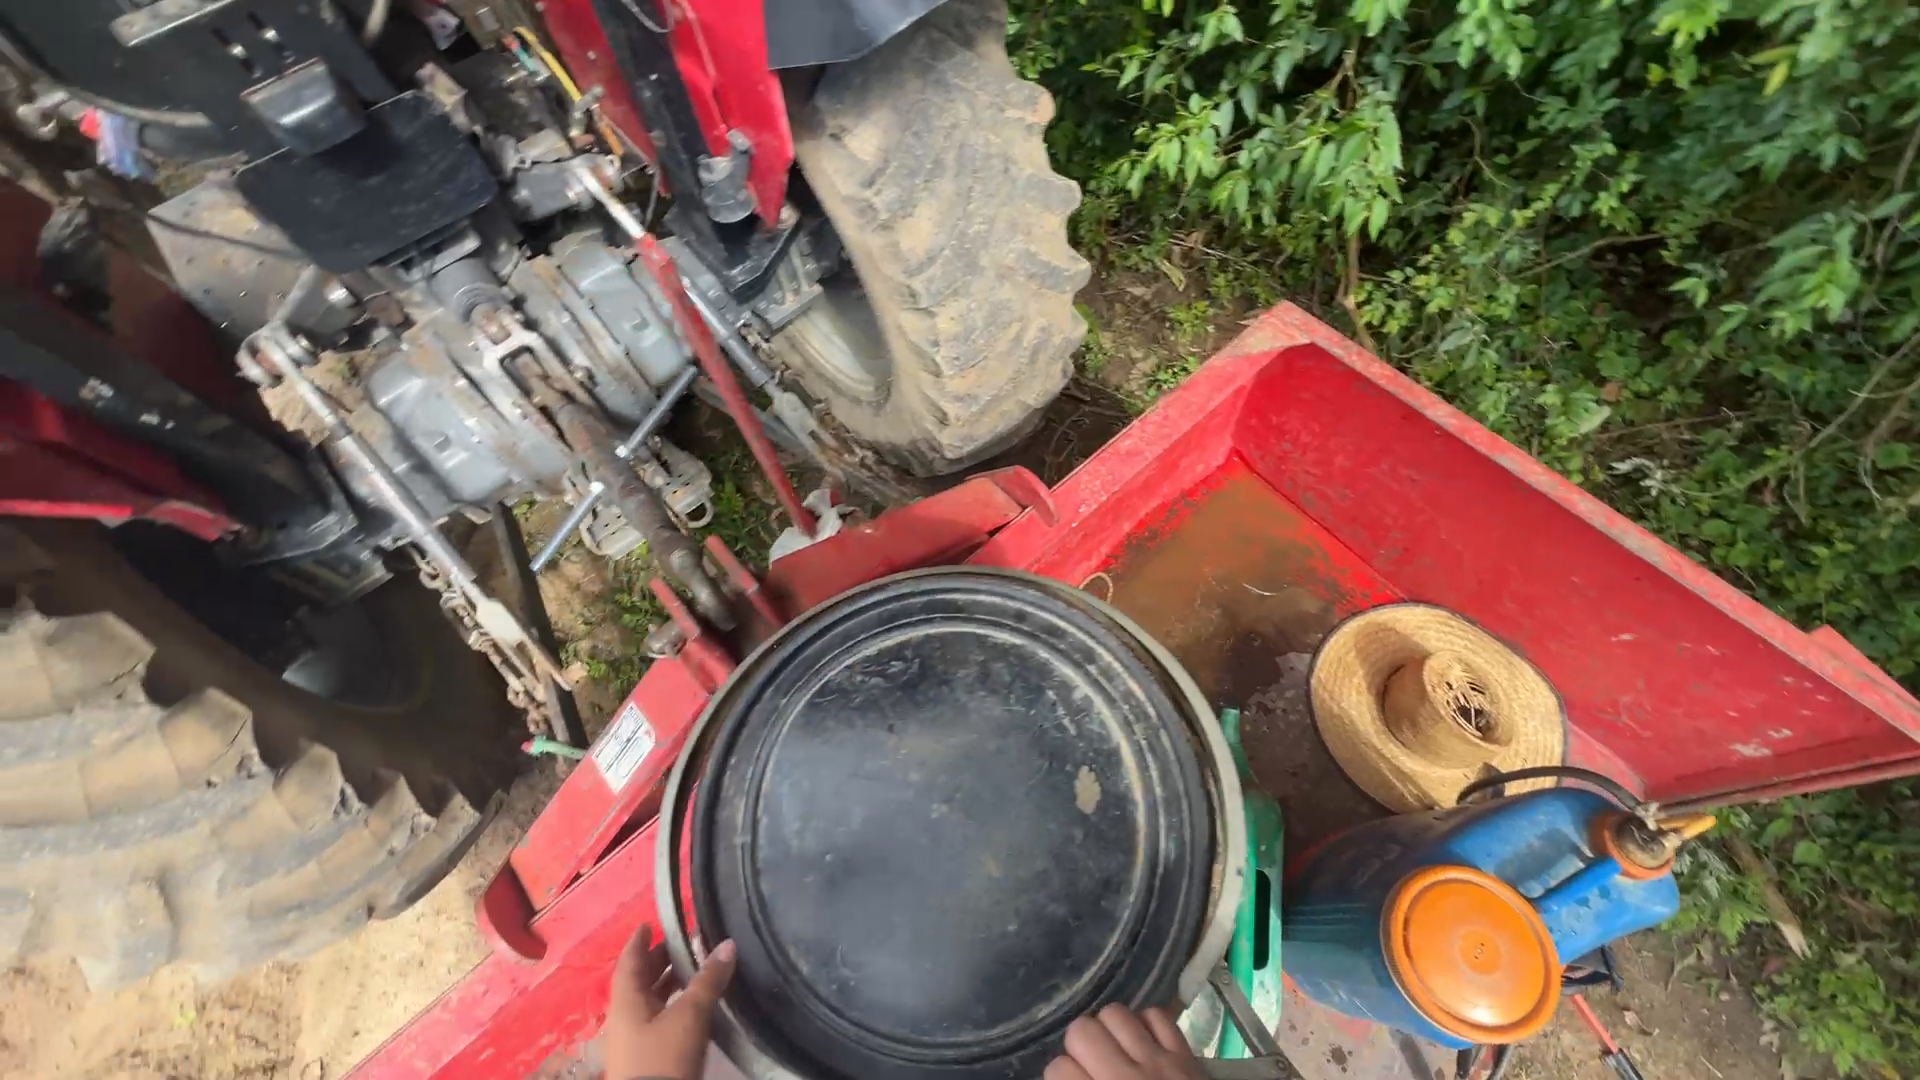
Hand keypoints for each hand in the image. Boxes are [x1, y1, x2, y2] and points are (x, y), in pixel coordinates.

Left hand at [603, 926, 737, 1079]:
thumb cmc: (664, 1058)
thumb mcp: (690, 1015)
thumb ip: (708, 979)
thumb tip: (727, 944)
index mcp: (626, 1002)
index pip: (629, 962)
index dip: (639, 941)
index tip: (648, 923)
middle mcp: (625, 1018)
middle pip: (639, 981)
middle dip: (659, 960)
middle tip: (682, 942)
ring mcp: (633, 1041)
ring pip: (649, 1001)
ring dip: (668, 983)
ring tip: (693, 967)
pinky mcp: (646, 1058)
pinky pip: (657, 1018)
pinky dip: (672, 1003)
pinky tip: (693, 1003)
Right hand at [1046, 1005, 1205, 1079]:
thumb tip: (1065, 1079)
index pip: (1058, 1069)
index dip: (1060, 1078)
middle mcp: (1125, 1078)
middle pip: (1081, 1030)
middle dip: (1079, 1049)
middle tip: (1091, 1069)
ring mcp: (1159, 1063)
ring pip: (1115, 1013)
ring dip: (1110, 1032)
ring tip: (1116, 1053)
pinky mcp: (1186, 1055)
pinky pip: (1156, 1015)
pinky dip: (1146, 1026)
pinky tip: (1145, 1046)